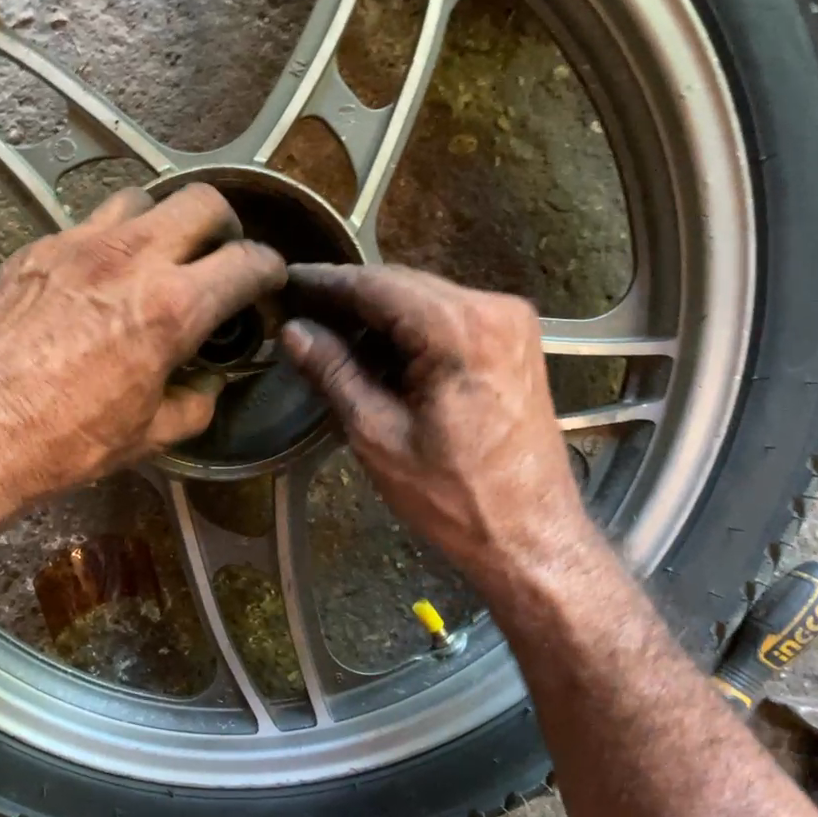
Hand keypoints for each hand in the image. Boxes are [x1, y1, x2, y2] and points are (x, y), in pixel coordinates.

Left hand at [0, 185, 285, 509]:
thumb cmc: (59, 444)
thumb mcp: (146, 437)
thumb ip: (193, 403)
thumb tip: (205, 387)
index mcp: (170, 308)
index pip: (246, 261)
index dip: (269, 269)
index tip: (267, 281)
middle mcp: (129, 260)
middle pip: (202, 201)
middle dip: (225, 225)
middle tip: (220, 257)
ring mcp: (76, 246)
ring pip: (142, 199)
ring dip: (164, 224)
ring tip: (159, 261)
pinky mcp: (34, 251)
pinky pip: (87, 225)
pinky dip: (110, 243)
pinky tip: (99, 282)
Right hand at [280, 264, 591, 577]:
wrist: (531, 535)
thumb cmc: (454, 497)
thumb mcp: (378, 435)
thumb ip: (335, 374)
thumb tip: (294, 333)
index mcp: (462, 329)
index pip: (378, 285)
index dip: (326, 283)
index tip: (286, 281)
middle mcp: (495, 309)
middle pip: (404, 285)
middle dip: (350, 297)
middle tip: (298, 310)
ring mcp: (512, 324)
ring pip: (426, 300)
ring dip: (378, 316)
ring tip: (327, 336)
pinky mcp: (515, 344)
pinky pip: (449, 320)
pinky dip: (409, 331)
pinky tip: (375, 353)